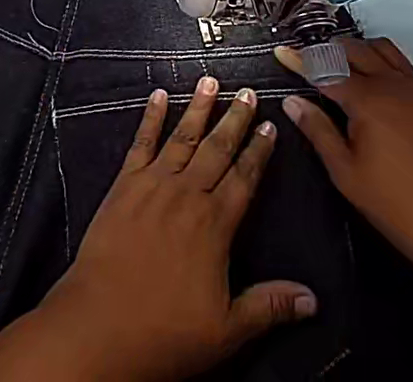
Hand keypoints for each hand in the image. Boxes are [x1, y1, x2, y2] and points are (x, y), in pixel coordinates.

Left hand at [0, 78, 315, 381]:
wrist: (99, 326)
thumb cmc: (164, 332)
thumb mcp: (226, 330)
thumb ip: (269, 306)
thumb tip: (313, 299)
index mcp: (215, 224)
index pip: (245, 177)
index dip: (259, 151)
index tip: (270, 126)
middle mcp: (187, 195)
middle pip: (217, 149)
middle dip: (235, 119)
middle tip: (247, 92)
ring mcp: (153, 185)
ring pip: (182, 137)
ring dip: (198, 108)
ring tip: (210, 80)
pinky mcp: (124, 185)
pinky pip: (141, 143)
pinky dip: (151, 118)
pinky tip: (158, 96)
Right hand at [275, 38, 412, 276]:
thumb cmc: (409, 208)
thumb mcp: (346, 173)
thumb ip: (318, 131)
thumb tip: (296, 106)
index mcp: (368, 100)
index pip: (324, 68)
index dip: (299, 59)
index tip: (285, 54)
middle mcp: (394, 87)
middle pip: (352, 49)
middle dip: (325, 51)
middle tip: (306, 62)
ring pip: (380, 49)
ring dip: (355, 50)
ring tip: (337, 65)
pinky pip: (402, 65)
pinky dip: (381, 61)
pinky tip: (373, 83)